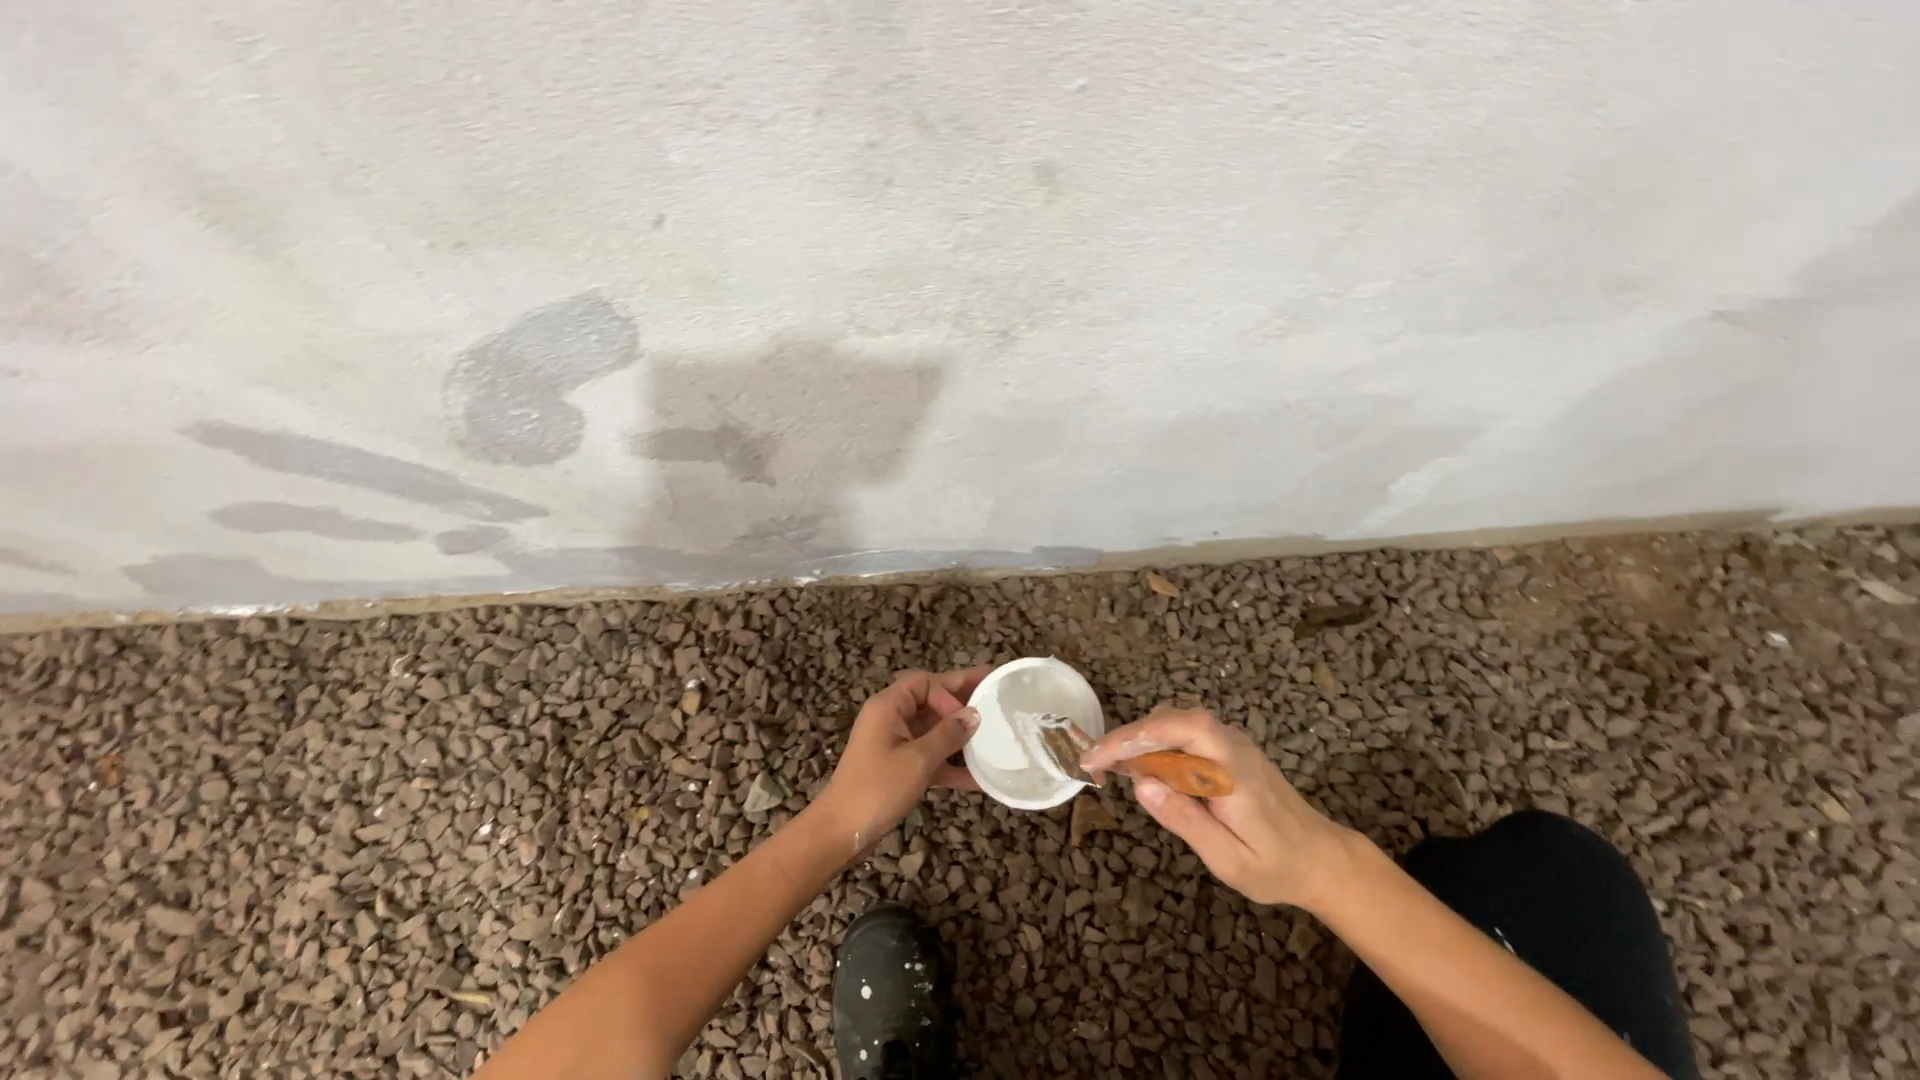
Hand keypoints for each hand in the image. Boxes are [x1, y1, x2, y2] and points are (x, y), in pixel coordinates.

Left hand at [820, 667, 987, 847]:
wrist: (842, 831)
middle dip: (961, 701)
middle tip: (996, 691)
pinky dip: (951, 764)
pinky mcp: (899, 768)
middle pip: (931, 702)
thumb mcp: (918, 759)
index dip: (949, 692)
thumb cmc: (878, 787)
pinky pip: (930, 757)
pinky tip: (978, 777)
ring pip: (933, 730)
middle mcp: (890, 719)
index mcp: (888, 706)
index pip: (924, 683)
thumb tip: (974, 715)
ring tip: (995, 733)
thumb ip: (948, 734)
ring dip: (960, 734)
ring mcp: (894, 744)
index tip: (968, 714)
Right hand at [1082, 706, 1360, 909]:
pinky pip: (1188, 735)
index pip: (1178, 731)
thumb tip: (1141, 785)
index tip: (1096, 758)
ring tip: (1113, 770)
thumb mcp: (1228, 859)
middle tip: (1096, 765)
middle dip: (1128, 737)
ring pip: (1177, 723)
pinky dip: (1159, 745)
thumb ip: (1185, 820)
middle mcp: (1234, 747)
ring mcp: (1234, 744)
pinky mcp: (1231, 750)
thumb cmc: (1276, 867)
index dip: (1132, 738)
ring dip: (1142, 740)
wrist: (1323, 859)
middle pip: (1172, 719)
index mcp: (1233, 771)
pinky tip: (1145, 771)